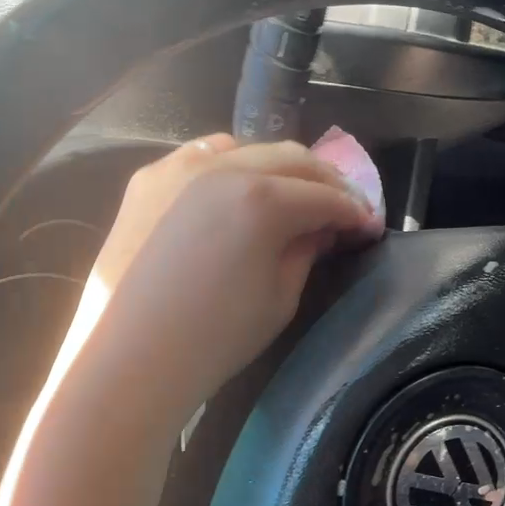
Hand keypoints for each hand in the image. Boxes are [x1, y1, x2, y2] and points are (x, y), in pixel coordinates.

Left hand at [76, 134, 383, 415]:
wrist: (133, 357)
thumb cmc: (217, 338)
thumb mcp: (280, 298)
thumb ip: (306, 251)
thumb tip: (320, 229)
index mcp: (264, 199)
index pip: (326, 196)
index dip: (355, 211)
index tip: (371, 227)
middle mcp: (224, 167)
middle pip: (293, 158)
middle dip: (327, 182)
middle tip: (346, 207)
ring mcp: (180, 168)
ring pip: (247, 147)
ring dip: (282, 167)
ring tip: (297, 194)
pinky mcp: (150, 180)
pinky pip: (202, 156)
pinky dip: (234, 163)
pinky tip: (241, 185)